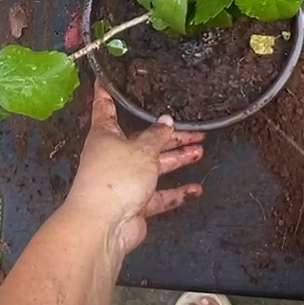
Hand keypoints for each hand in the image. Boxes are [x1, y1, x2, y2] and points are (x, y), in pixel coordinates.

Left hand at [62, 83, 205, 255]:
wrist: (103, 224)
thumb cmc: (113, 179)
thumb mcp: (140, 149)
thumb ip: (157, 136)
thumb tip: (166, 122)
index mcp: (105, 135)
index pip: (105, 107)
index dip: (107, 93)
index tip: (105, 79)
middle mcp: (113, 155)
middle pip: (143, 140)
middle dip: (168, 134)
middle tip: (193, 128)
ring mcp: (124, 180)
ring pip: (155, 166)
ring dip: (177, 159)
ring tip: (199, 150)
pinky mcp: (135, 203)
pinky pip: (159, 196)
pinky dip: (177, 192)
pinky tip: (194, 189)